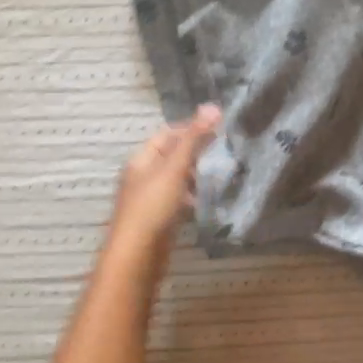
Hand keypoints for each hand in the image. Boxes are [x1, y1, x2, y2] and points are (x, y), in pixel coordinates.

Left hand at [108, 105, 220, 261]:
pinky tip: (206, 199)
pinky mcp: (159, 219)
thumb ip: (194, 140)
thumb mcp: (175, 169)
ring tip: (221, 173)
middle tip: (225, 150)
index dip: (190, 128)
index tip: (219, 128)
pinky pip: (177, 199)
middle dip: (195, 151)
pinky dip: (191, 195)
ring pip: (175, 178)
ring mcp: (150, 199)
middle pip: (171, 155)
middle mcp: (142, 176)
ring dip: (195, 174)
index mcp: (141, 160)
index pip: (166, 134)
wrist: (138, 256)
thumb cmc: (152, 208)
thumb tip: (213, 106)